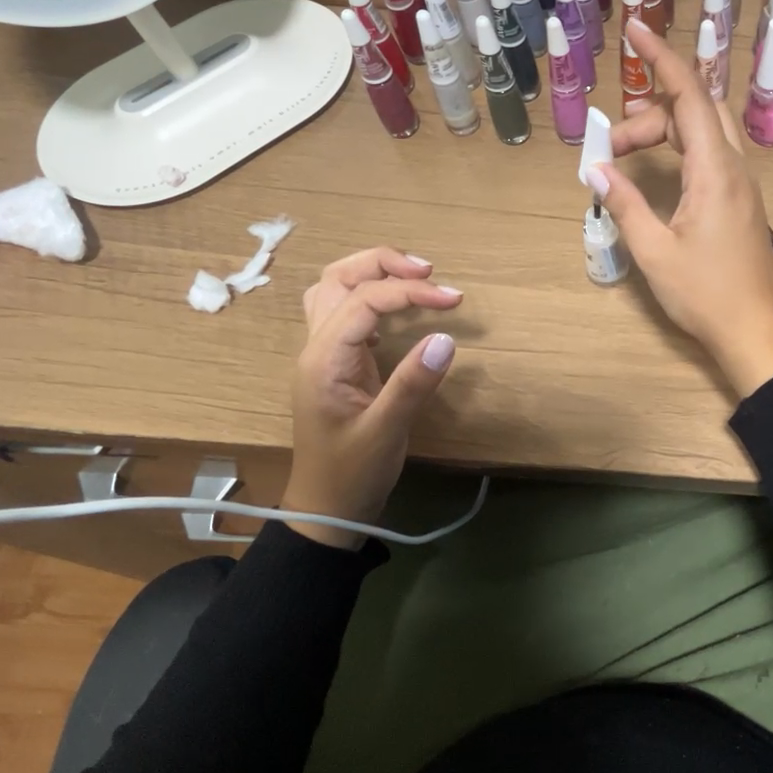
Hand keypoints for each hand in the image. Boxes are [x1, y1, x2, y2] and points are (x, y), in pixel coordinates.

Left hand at [283, 248, 462, 549]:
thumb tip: (446, 337)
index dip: (410, 291)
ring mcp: (323, 355)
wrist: (326, 508)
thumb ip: (413, 383)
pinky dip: (371, 298)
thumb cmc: (353, 474)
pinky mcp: (336, 365)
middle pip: (337, 278)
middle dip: (383, 264)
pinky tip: (399, 313)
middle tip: (430, 271)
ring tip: (416, 277)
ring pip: (334, 290)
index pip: (364, 300)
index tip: (455, 299)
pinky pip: (345, 313)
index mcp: (325, 360)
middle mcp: (317, 348)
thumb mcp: (387, 432)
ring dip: (372, 274)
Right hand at [591, 20, 772, 397]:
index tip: (635, 29)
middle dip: (652, 110)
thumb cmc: (704, 294)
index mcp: (715, 171)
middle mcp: (735, 167)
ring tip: (626, 161)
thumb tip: (597, 170)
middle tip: (613, 144)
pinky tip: (660, 176)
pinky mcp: (743, 202)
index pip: (689, 95)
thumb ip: (624, 204)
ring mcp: (744, 185)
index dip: (661, 58)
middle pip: (697, 109)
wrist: (754, 330)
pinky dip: (683, 150)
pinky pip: (714, 155)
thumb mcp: (653, 250)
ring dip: (666, 132)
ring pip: (706, 132)